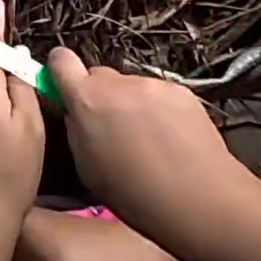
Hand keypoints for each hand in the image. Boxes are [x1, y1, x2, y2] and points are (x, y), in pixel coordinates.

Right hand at [47, 49, 260, 236]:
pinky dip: (158, 110)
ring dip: (130, 104)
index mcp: (86, 99)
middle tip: (110, 127)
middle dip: (99, 95)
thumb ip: (75, 129)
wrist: (200, 200)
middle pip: (98, 76)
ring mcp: (151, 84)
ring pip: (129, 87)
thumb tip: (75, 113)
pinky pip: (158, 94)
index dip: (59, 69)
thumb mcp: (86, 167)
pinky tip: (170, 139)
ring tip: (147, 140)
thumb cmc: (134, 195)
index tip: (64, 84)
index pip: (61, 59)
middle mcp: (117, 83)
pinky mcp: (180, 90)